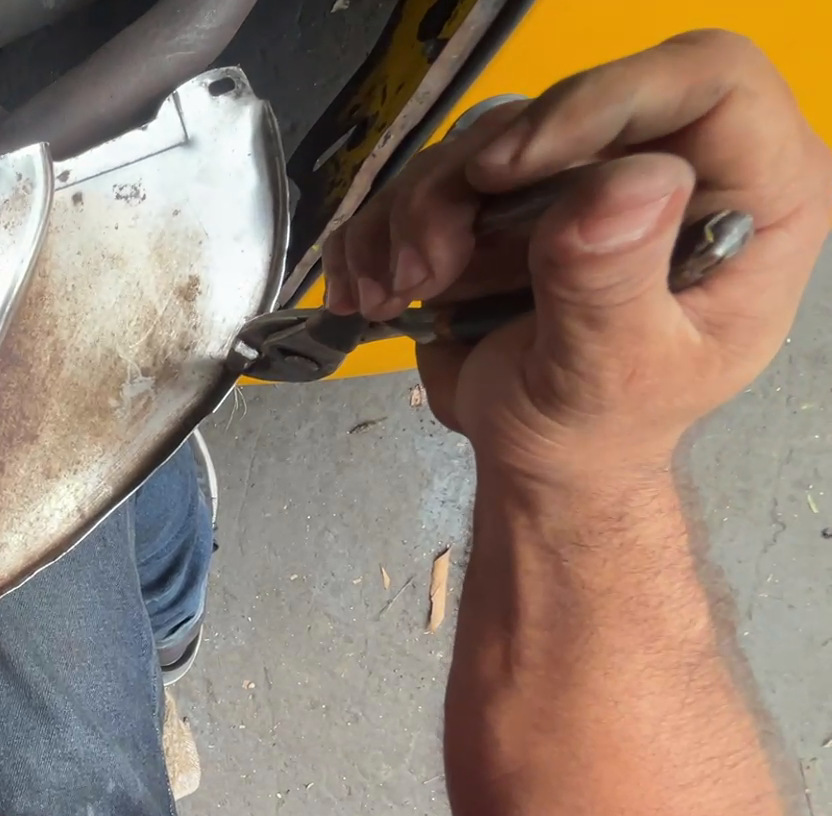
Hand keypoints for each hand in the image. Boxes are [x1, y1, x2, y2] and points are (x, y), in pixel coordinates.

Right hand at [323, 31, 831, 485]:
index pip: (695, 81)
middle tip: (417, 279)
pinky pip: (401, 200)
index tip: (498, 172)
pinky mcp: (478, 223)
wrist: (532, 453)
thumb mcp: (612, 371)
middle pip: (535, 119)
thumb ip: (615, 283)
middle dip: (450, 195)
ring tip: (388, 302)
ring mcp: (550, 195)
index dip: (597, 102)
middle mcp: (638, 172)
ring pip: (452, 158)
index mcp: (733, 193)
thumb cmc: (592, 424)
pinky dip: (363, 247)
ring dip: (396, 230)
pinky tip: (363, 299)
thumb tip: (617, 184)